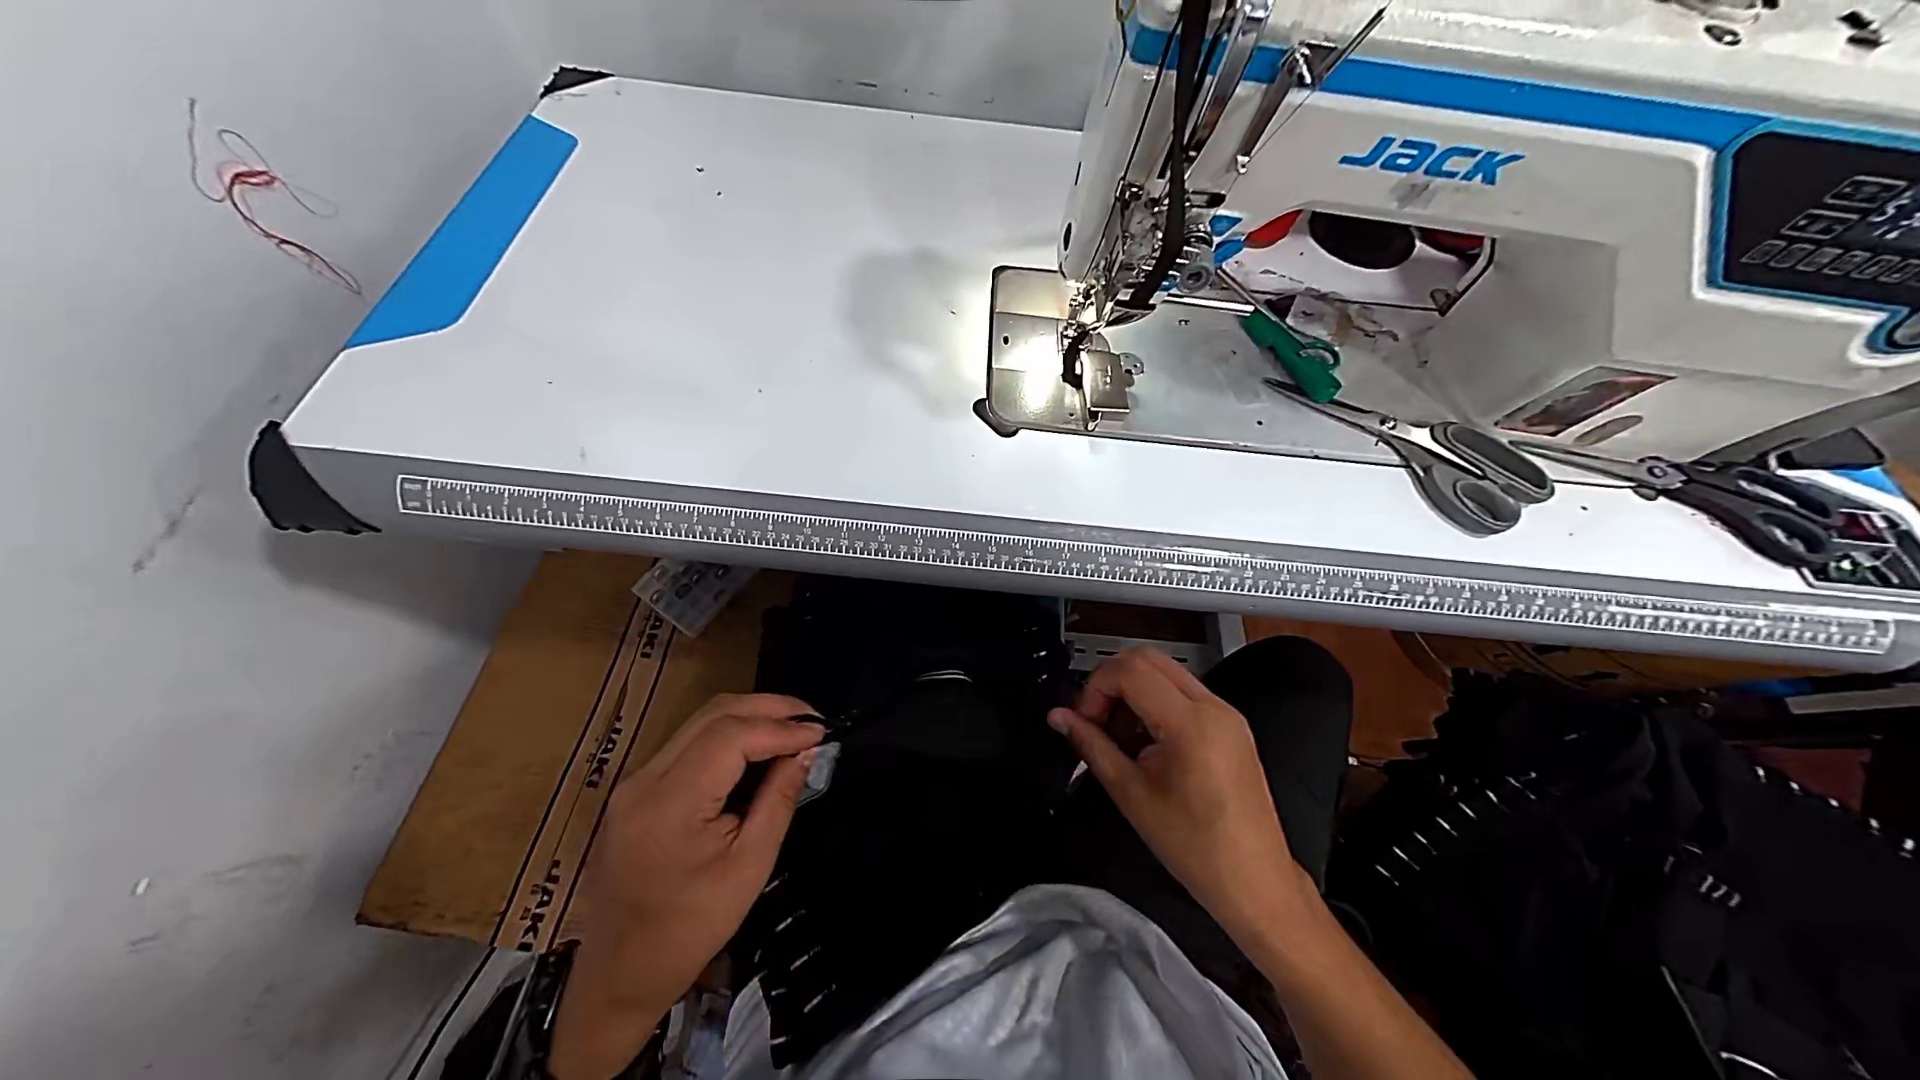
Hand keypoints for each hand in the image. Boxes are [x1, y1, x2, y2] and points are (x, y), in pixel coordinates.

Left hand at [550, 694, 823, 1079]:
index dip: (780, 727)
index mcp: (669, 804)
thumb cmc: (689, 931)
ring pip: (700, 721)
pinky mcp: (636, 789)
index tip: (820, 732)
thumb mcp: (749, 868)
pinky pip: (689, 742)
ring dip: (750, 716)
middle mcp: (644, 780)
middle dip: (769, 708)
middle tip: (812, 720)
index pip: (730, 737)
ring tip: (793, 727)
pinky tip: (759, 745)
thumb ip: (778, 801)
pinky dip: (730, 734)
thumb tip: (805, 753)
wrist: (620, 974)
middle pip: (713, 715)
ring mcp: (634, 782)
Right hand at [1048, 648, 1306, 942]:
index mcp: (1192, 725)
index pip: (1130, 670)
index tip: (1083, 719)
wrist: (1253, 881)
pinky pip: (1183, 693)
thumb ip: (1091, 745)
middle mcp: (1215, 709)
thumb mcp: (1131, 794)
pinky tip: (1143, 743)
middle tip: (1095, 721)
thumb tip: (1061, 719)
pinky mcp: (1230, 725)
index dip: (1095, 688)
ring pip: (1165, 672)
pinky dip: (1154, 704)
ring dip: (1131, 693)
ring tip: (1118, 738)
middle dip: (1111, 682)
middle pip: (1147, 658)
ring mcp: (1227, 714)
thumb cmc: (1199, 849)